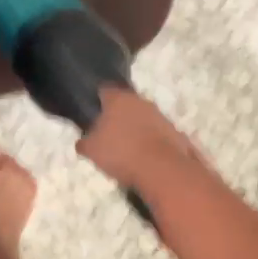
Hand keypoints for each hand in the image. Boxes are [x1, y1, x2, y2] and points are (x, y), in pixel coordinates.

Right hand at [76, 86, 206, 188]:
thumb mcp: (92, 150)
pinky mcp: (174, 130)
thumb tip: (82, 141)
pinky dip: (150, 139)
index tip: (92, 110)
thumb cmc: (120, 152)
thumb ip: (84, 142)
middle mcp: (140, 100)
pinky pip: (156, 131)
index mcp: (118, 98)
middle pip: (126, 103)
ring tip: (127, 146)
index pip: (104, 90)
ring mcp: (160, 115)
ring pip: (143, 116)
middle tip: (108, 131)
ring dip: (136, 126)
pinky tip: (144, 155)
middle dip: (118, 114)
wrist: (162, 169)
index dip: (97, 99)